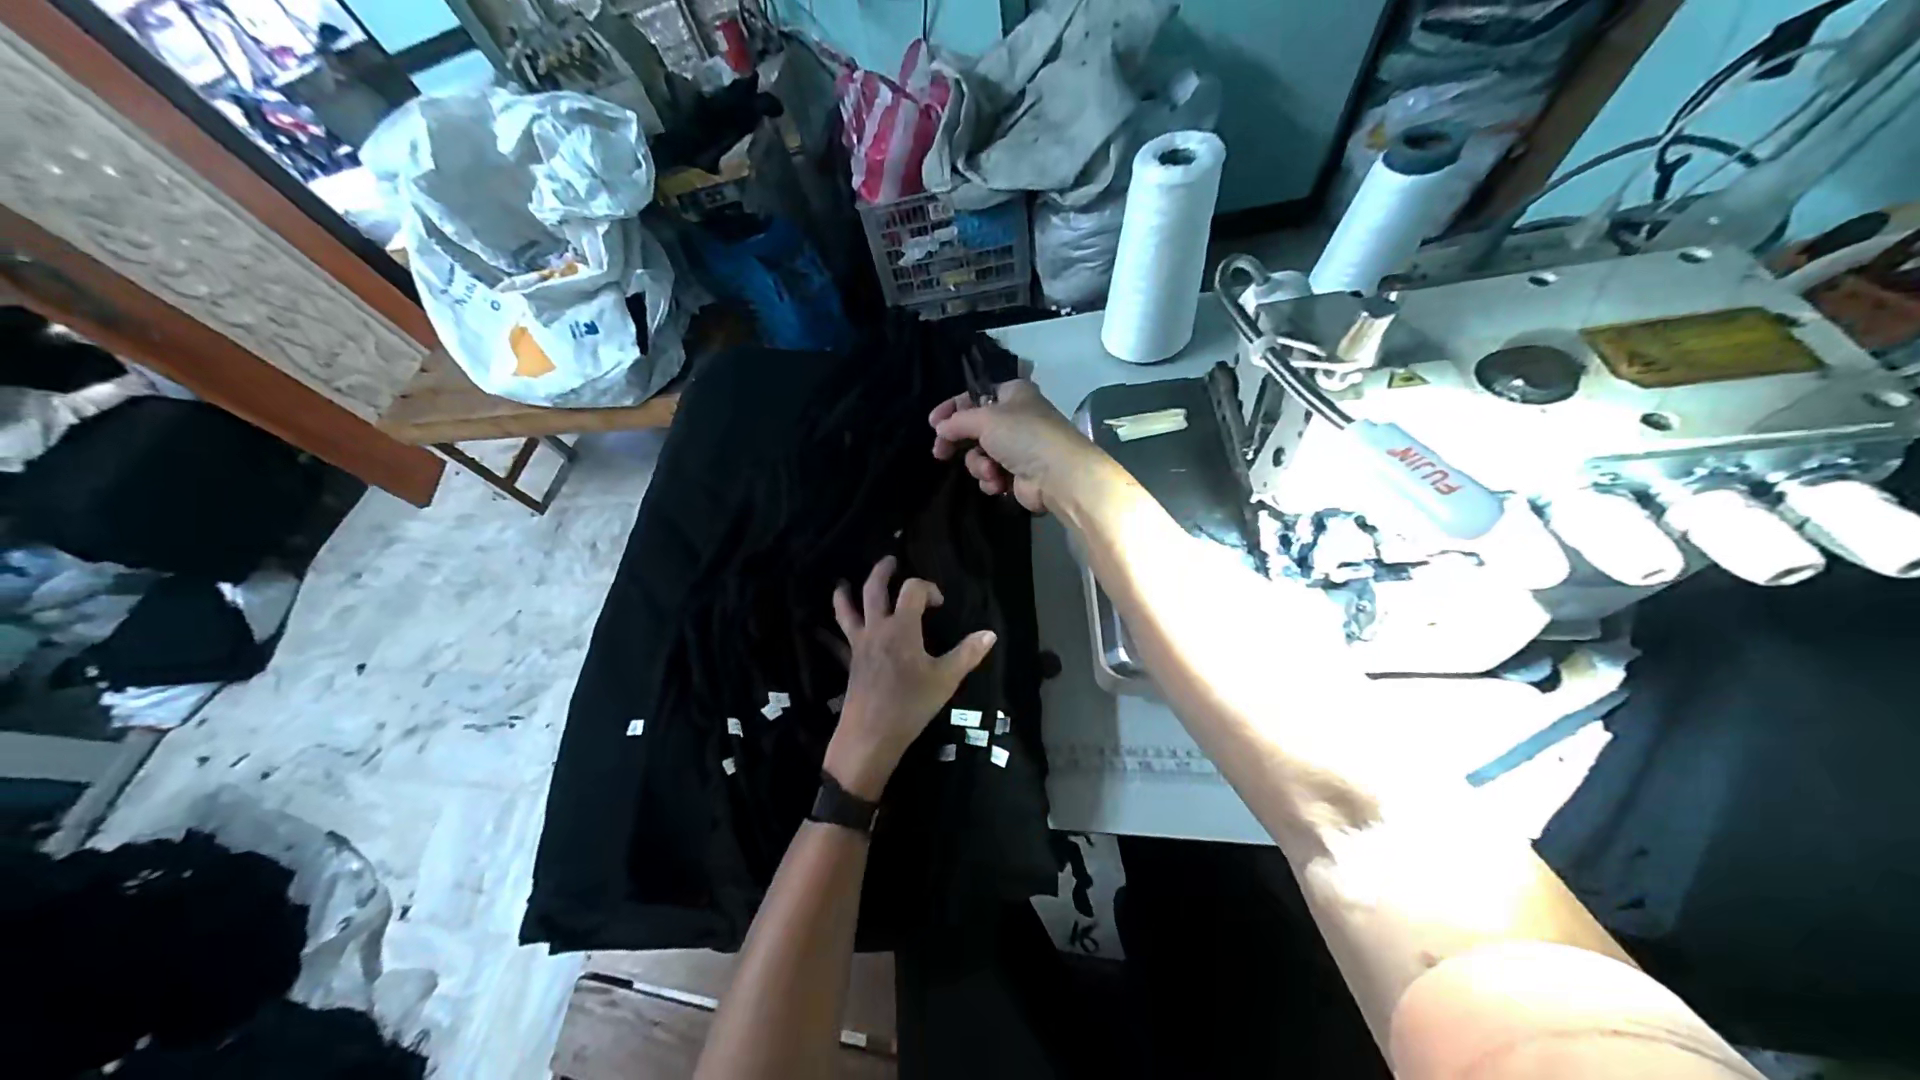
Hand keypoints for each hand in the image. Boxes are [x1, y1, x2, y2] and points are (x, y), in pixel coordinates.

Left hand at [824, 556, 997, 799]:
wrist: (871, 735)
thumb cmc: (910, 705)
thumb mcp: (945, 680)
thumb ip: (967, 654)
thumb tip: (990, 633)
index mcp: (901, 628)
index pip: (913, 589)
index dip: (928, 587)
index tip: (939, 603)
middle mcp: (877, 629)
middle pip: (874, 589)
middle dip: (883, 572)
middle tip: (890, 561)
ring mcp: (858, 645)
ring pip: (847, 611)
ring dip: (845, 594)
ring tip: (843, 583)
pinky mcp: (849, 662)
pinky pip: (837, 639)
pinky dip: (830, 631)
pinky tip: (824, 631)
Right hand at [929, 380, 1100, 514]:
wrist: (1058, 475)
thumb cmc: (1023, 435)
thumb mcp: (985, 419)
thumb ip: (957, 421)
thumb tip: (941, 428)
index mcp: (1012, 394)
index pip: (974, 397)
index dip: (951, 409)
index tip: (932, 424)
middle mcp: (1015, 418)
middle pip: (974, 429)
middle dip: (959, 443)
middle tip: (941, 453)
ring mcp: (1018, 447)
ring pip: (979, 455)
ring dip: (979, 465)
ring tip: (991, 470)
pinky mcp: (1018, 474)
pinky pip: (991, 474)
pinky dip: (992, 479)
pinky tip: (1000, 483)